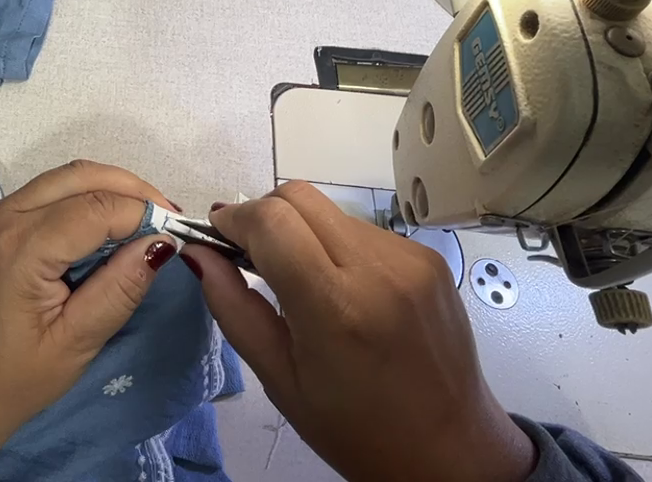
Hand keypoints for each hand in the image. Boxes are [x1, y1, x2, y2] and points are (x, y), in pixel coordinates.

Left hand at [0, 160, 182, 481]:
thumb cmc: (15, 380)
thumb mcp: (76, 343)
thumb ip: (120, 288)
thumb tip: (162, 243)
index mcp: (22, 249)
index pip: (96, 208)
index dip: (142, 213)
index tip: (179, 230)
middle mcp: (5, 216)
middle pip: (81, 175)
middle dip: (131, 188)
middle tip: (169, 217)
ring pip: (65, 175)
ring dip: (109, 186)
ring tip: (147, 217)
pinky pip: (50, 188)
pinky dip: (86, 194)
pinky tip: (110, 220)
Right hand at [182, 182, 535, 481]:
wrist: (455, 455)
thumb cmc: (356, 430)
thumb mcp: (280, 381)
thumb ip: (233, 308)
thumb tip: (197, 251)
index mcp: (337, 308)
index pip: (271, 220)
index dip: (235, 219)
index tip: (218, 236)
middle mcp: (377, 269)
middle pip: (297, 196)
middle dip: (263, 213)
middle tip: (251, 253)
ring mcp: (409, 257)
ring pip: (328, 209)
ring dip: (300, 229)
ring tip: (301, 277)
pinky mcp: (428, 256)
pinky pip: (361, 228)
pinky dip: (336, 243)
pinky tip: (343, 286)